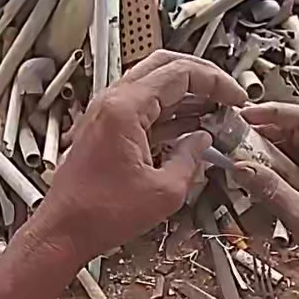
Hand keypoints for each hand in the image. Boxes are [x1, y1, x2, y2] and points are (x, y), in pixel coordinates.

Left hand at [22, 51, 244, 268]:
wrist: (64, 232)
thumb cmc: (97, 215)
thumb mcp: (164, 192)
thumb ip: (190, 160)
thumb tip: (202, 143)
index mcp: (124, 109)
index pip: (180, 73)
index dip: (215, 82)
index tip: (234, 96)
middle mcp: (111, 103)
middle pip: (164, 66)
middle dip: (201, 77)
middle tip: (225, 93)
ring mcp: (105, 115)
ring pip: (153, 85)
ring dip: (186, 94)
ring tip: (213, 113)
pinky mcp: (104, 130)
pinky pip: (143, 108)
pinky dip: (168, 112)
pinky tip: (188, 130)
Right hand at [231, 103, 298, 294]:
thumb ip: (271, 189)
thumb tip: (243, 167)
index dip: (275, 113)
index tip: (247, 114)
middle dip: (269, 130)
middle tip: (239, 133)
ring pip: (298, 147)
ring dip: (270, 149)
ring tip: (243, 153)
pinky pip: (297, 166)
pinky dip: (277, 167)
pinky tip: (258, 173)